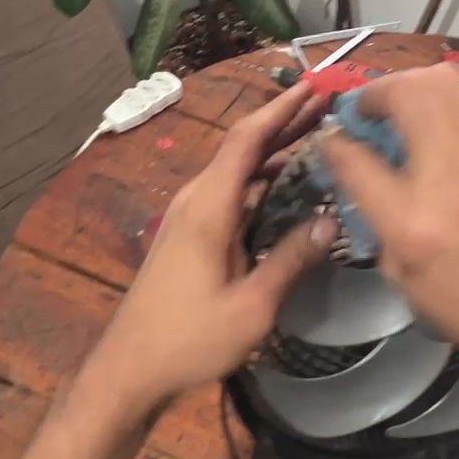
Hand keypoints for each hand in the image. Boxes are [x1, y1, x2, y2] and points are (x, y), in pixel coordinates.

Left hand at [83, 82, 336, 412]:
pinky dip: (260, 175)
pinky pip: (229, 188)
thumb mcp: (253, 306)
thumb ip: (291, 259)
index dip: (282, 109)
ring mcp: (188, 214)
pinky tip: (284, 183)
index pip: (247, 139)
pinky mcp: (187, 231)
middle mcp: (196, 198)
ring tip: (314, 137)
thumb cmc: (190, 338)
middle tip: (326, 105)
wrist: (128, 370)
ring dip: (274, 148)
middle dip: (284, 121)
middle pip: (242, 146)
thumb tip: (330, 221)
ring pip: (235, 167)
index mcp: (209, 206)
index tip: (315, 88)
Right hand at [319, 65, 458, 386]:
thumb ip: (370, 209)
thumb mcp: (400, 269)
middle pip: (407, 91)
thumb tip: (354, 160)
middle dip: (379, 91)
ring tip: (412, 115)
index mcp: (413, 222)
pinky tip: (455, 134)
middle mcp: (456, 177)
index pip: (356, 157)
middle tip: (374, 110)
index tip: (334, 136)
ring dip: (417, 91)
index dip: (335, 140)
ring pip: (447, 81)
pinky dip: (457, 109)